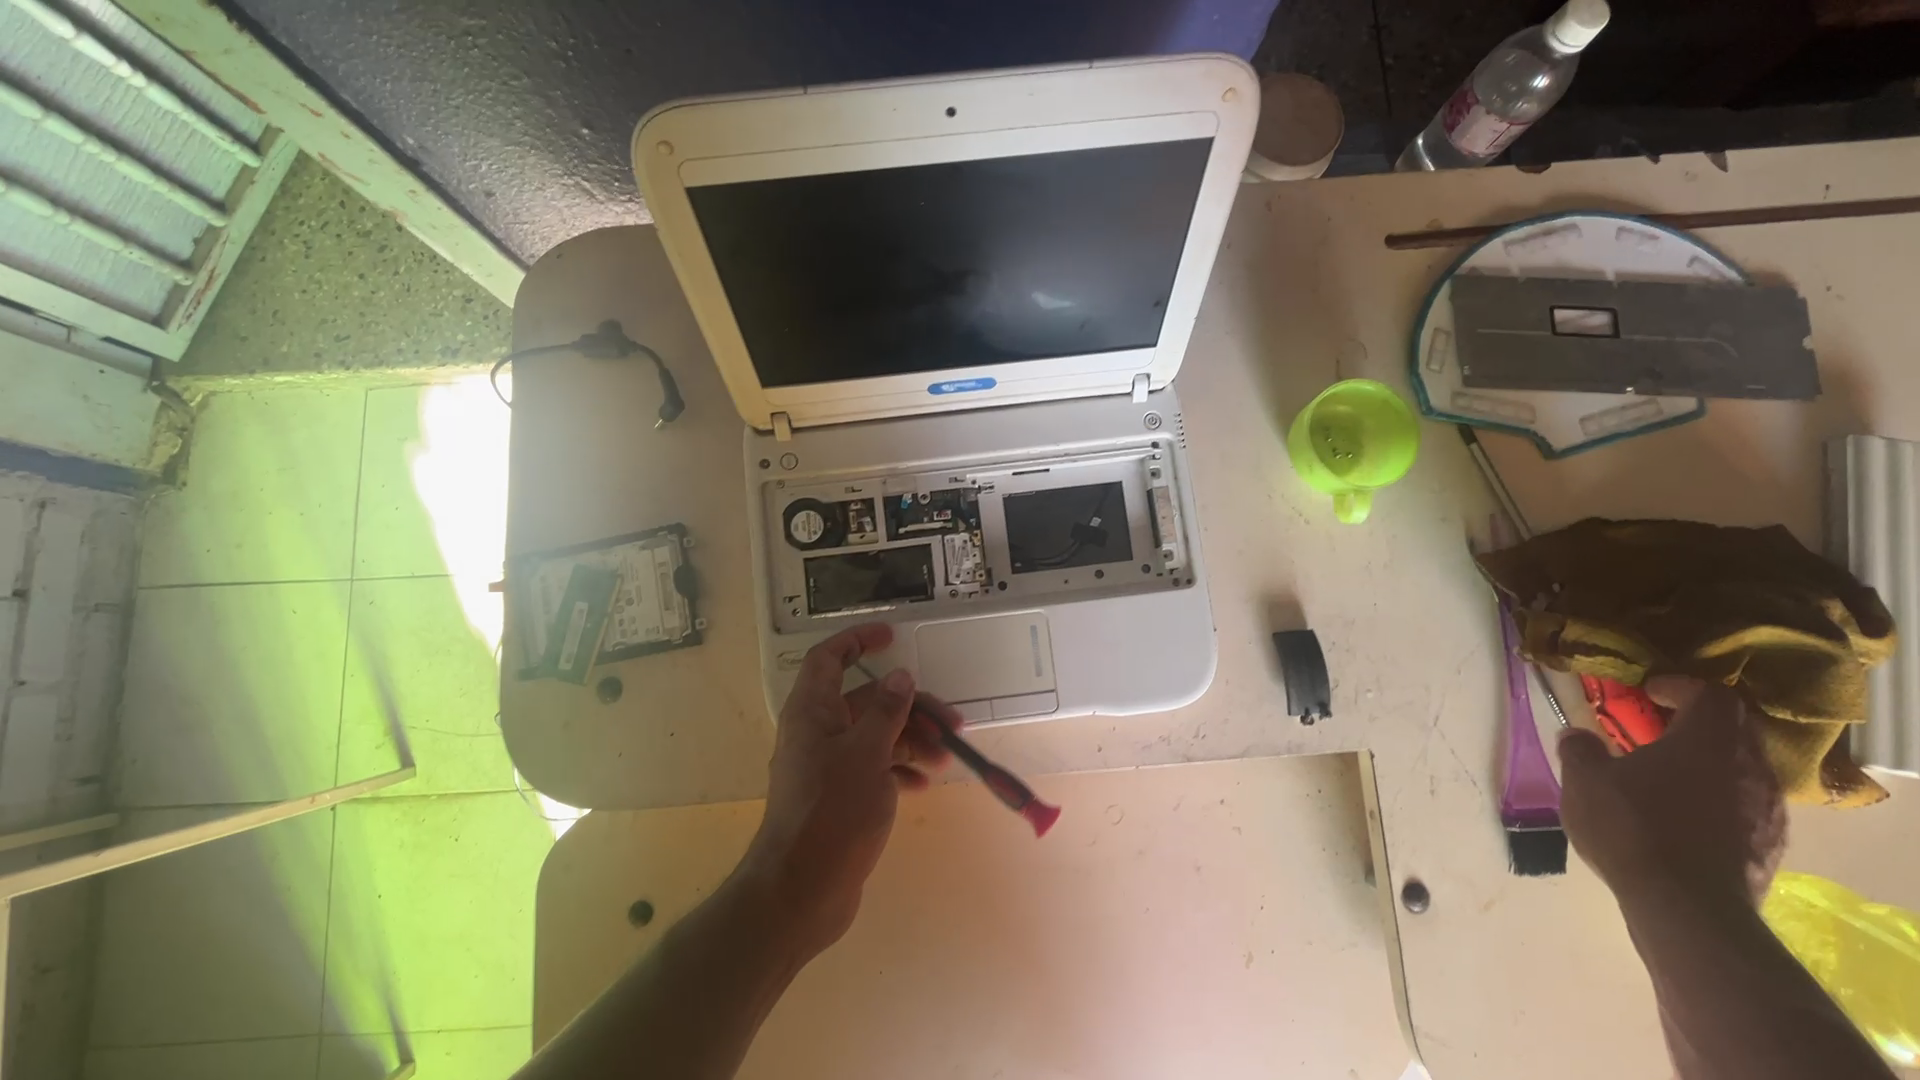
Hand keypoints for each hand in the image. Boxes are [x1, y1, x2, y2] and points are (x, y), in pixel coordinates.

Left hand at [735, 623, 955, 955]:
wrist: (802, 889)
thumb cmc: (831, 812)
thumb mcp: (866, 754)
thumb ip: (886, 712)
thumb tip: (900, 677)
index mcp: (812, 712)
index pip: (829, 659)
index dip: (857, 641)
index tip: (892, 637)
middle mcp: (817, 732)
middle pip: (866, 702)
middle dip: (910, 708)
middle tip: (952, 723)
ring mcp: (828, 766)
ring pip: (875, 737)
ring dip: (912, 741)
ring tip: (944, 761)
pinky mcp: (840, 797)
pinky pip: (874, 768)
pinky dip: (900, 770)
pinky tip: (923, 785)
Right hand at [1558, 676, 1785, 912]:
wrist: (1687, 906)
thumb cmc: (1632, 828)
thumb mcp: (1584, 781)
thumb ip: (1580, 749)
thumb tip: (1579, 735)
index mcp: (1707, 739)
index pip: (1710, 693)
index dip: (1680, 687)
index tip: (1649, 694)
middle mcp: (1749, 766)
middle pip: (1733, 728)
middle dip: (1696, 723)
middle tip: (1656, 730)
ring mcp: (1767, 808)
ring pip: (1741, 768)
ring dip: (1708, 764)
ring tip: (1666, 779)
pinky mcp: (1770, 844)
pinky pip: (1746, 806)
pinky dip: (1717, 800)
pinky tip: (1683, 819)